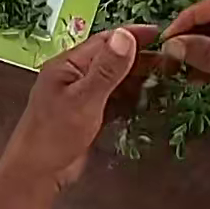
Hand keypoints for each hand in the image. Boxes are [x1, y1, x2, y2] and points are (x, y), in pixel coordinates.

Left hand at [0, 25, 154, 189]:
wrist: (37, 174)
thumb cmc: (54, 134)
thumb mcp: (83, 99)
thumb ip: (106, 69)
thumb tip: (125, 35)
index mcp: (67, 65)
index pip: (104, 41)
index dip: (132, 36)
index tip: (162, 34)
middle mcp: (74, 77)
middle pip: (111, 60)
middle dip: (140, 59)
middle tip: (173, 61)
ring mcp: (80, 97)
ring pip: (114, 82)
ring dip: (138, 79)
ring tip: (168, 78)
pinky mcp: (88, 117)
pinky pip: (113, 101)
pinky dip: (131, 99)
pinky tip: (150, 100)